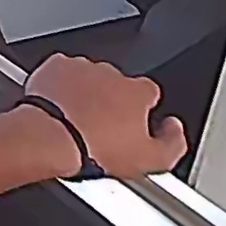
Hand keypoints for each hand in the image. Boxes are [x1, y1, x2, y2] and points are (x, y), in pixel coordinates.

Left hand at [21, 54, 187, 178]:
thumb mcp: (150, 160)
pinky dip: (63, 83)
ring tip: (79, 117)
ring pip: (90, 76)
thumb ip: (172, 143)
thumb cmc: (93, 148)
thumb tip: (175, 131)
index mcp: (134, 92)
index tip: (136, 120)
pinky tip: (61, 103)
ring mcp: (81, 66)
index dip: (144, 106)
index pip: (149, 91)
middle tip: (104, 125)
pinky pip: (64, 71)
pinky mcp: (56, 65)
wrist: (51, 136)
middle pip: (117, 83)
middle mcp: (109, 73)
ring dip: (88, 91)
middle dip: (113, 99)